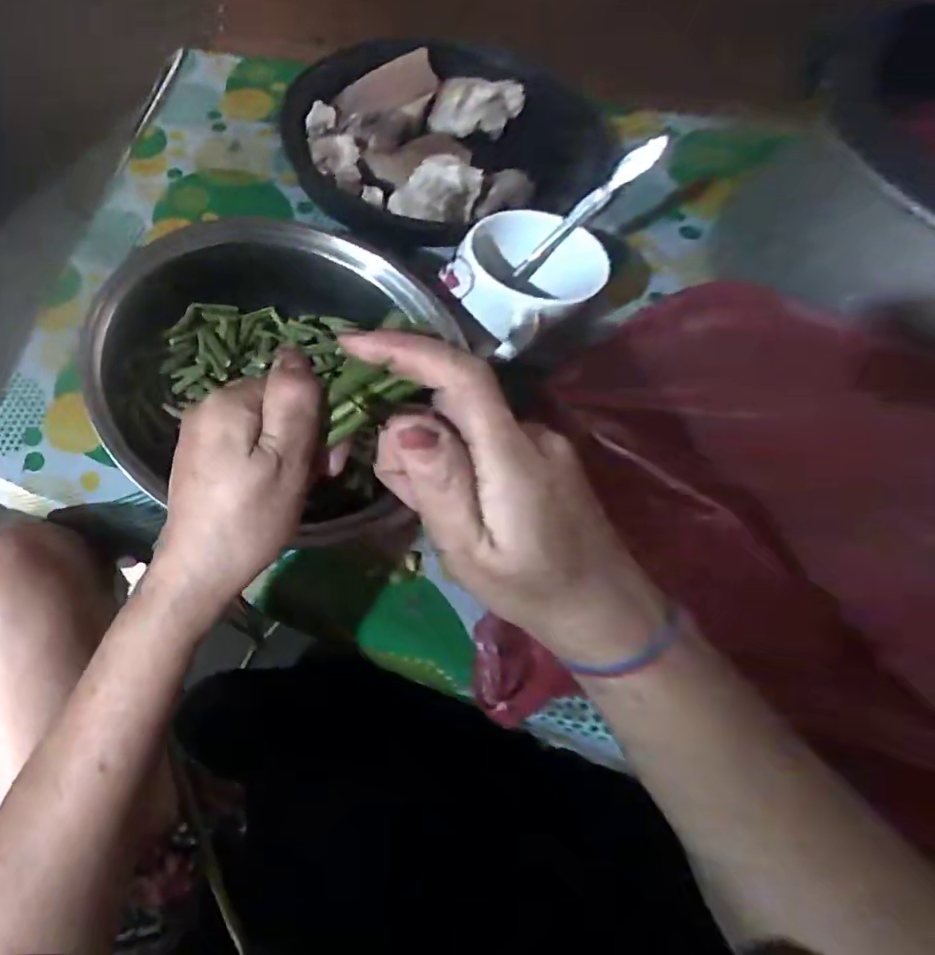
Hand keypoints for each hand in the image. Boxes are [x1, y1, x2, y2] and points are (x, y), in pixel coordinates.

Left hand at [150, 349, 323, 626]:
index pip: (288, 385)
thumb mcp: (286, 458)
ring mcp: (197, 432)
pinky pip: (242, 445)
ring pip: (261, 428)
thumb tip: (294, 351)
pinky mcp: (197, 456)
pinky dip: (263, 462)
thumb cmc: (249, 516)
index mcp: (225, 400)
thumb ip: (295, 401)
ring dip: (287, 452)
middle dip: (303, 436)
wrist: (198, 566)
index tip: (326, 459)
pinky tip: (268, 490)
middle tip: (315, 477)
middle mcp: (205, 407)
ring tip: (292, 489)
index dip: (317, 418)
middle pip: (274, 405)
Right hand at [337, 331, 668, 665]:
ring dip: (415, 456)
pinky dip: (435, 460)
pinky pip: (461, 435)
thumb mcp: (468, 548)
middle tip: (403, 495)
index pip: (459, 376)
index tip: (350, 342)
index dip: (404, 349)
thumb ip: (437, 484)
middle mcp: (525, 431)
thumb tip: (402, 425)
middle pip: (437, 401)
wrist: (606, 614)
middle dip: (398, 436)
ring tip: (429, 510)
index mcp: (511, 454)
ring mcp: (529, 439)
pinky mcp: (526, 450)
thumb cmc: (530, 589)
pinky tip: (445, 503)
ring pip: (442, 420)